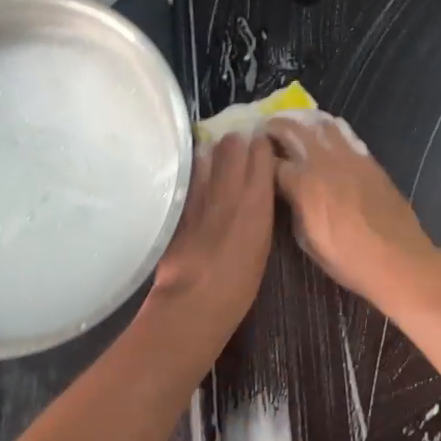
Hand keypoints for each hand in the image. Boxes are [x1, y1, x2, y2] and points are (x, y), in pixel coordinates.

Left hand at [150, 132, 276, 327]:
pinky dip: (194, 169)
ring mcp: (199, 192)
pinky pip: (189, 174)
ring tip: (216, 155)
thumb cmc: (239, 283)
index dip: (261, 145)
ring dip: (213, 152)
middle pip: (232, 144)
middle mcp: (229, 188)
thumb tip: (254, 192)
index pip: (261, 152)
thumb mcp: (262, 243)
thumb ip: (258, 210)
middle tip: (238, 145)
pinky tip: (194, 172)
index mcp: (257, 200)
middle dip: (237, 141)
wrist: (195, 299)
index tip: (262, 144)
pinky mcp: (178, 201)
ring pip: (207, 153)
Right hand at [267, 112, 440, 306]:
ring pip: (317, 122)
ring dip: (298, 119)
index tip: (249, 160)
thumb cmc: (347, 258)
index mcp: (302, 184)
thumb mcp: (306, 239)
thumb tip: (285, 192)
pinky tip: (319, 129)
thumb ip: (291, 207)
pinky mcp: (366, 157)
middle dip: (271, 128)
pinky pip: (341, 130)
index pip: (269, 161)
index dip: (256, 160)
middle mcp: (321, 161)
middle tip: (261, 132)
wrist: (398, 259)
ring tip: (288, 123)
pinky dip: (325, 124)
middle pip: (289, 129)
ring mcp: (347, 155)